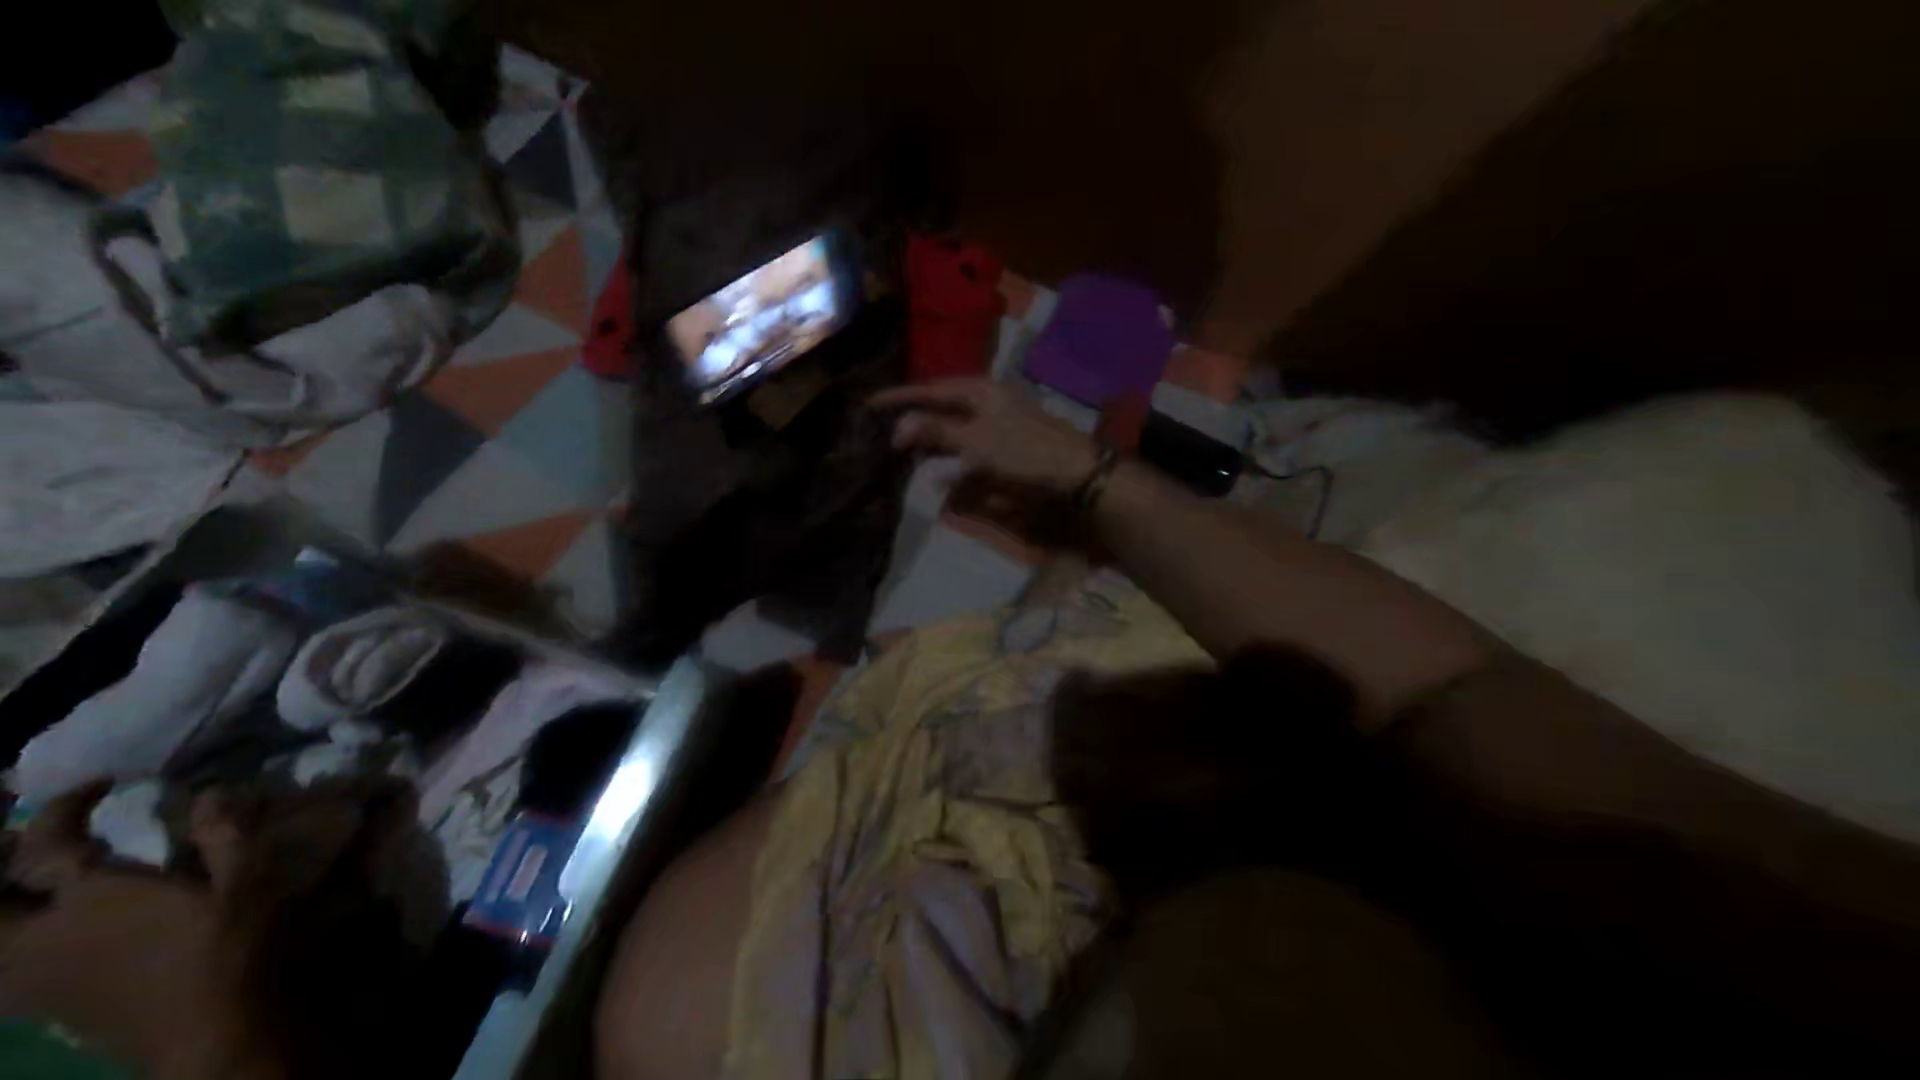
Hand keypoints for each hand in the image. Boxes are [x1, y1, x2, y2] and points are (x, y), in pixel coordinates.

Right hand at [869, 379, 1099, 490]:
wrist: (1075, 469)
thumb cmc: (1024, 450)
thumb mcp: (975, 441)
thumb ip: (936, 431)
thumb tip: (899, 426)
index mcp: (978, 390)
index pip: (928, 389)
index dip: (898, 397)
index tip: (869, 403)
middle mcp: (986, 397)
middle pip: (940, 403)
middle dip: (913, 416)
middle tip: (883, 428)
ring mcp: (998, 416)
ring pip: (954, 422)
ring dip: (931, 434)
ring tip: (906, 446)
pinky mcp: (1006, 437)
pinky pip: (968, 438)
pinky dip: (951, 448)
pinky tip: (943, 463)